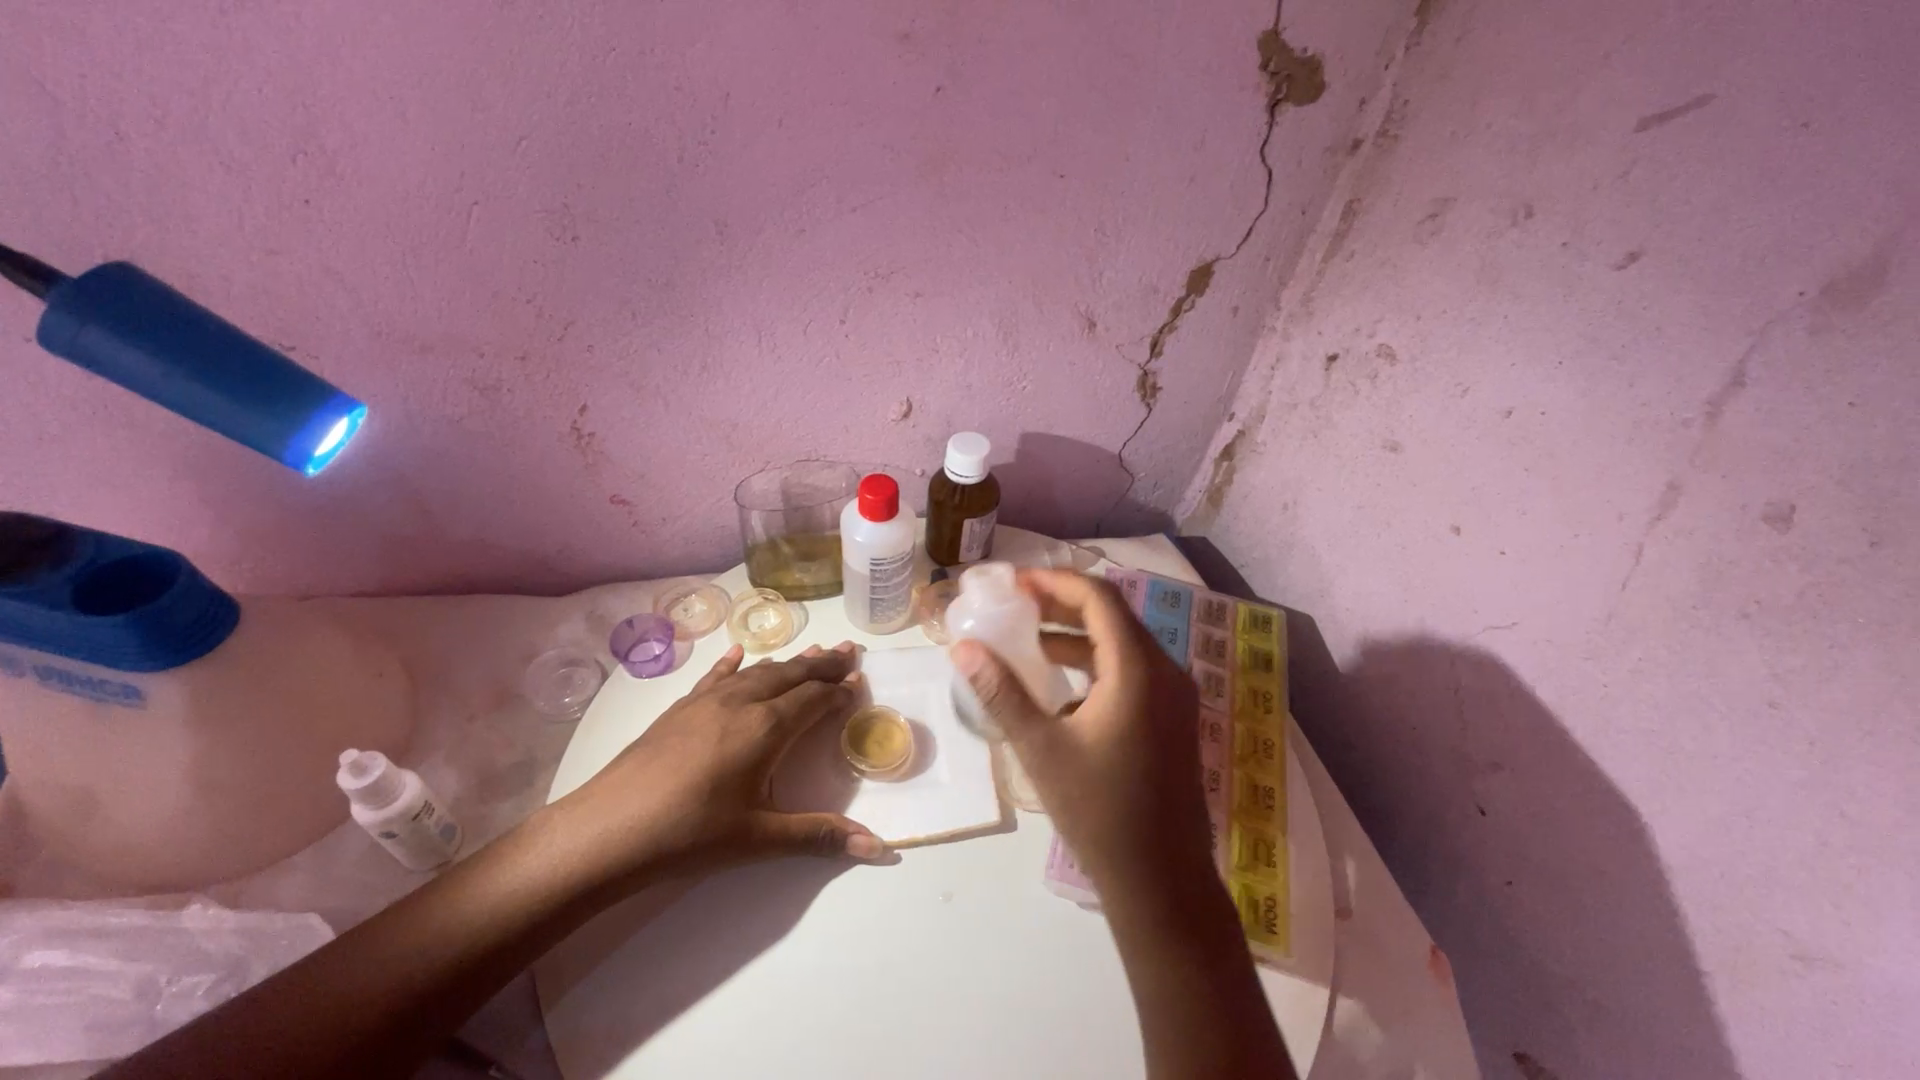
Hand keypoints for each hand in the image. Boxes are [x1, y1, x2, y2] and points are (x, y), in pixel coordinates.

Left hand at [559, 641, 887, 891]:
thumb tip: (879, 848)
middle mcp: (740, 703)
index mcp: (766, 729)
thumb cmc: (690, 834)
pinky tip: (738, 653)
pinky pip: (714, 677)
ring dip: (787, 661)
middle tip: (848, 651)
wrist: (608, 829)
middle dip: (822, 663)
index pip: (813, 700)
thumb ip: (819, 837)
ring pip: (756, 671)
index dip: (839, 691)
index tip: (860, 681)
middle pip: (790, 674)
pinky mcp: (678, 710)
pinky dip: (733, 664)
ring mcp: (705, 702)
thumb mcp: (760, 839)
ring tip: (811, 651)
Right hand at [950, 570, 1211, 889]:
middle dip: (1064, 604)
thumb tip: (963, 648)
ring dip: (1078, 637)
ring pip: (1124, 646)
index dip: (1056, 582)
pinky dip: (1096, 668)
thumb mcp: (1042, 748)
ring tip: (1030, 642)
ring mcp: (1175, 698)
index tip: (1016, 583)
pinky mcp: (1173, 721)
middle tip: (1017, 605)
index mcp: (1137, 670)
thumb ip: (1002, 692)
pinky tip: (1060, 693)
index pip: (1099, 599)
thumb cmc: (1099, 811)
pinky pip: (1134, 674)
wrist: (1161, 879)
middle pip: (1114, 617)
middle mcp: (1165, 673)